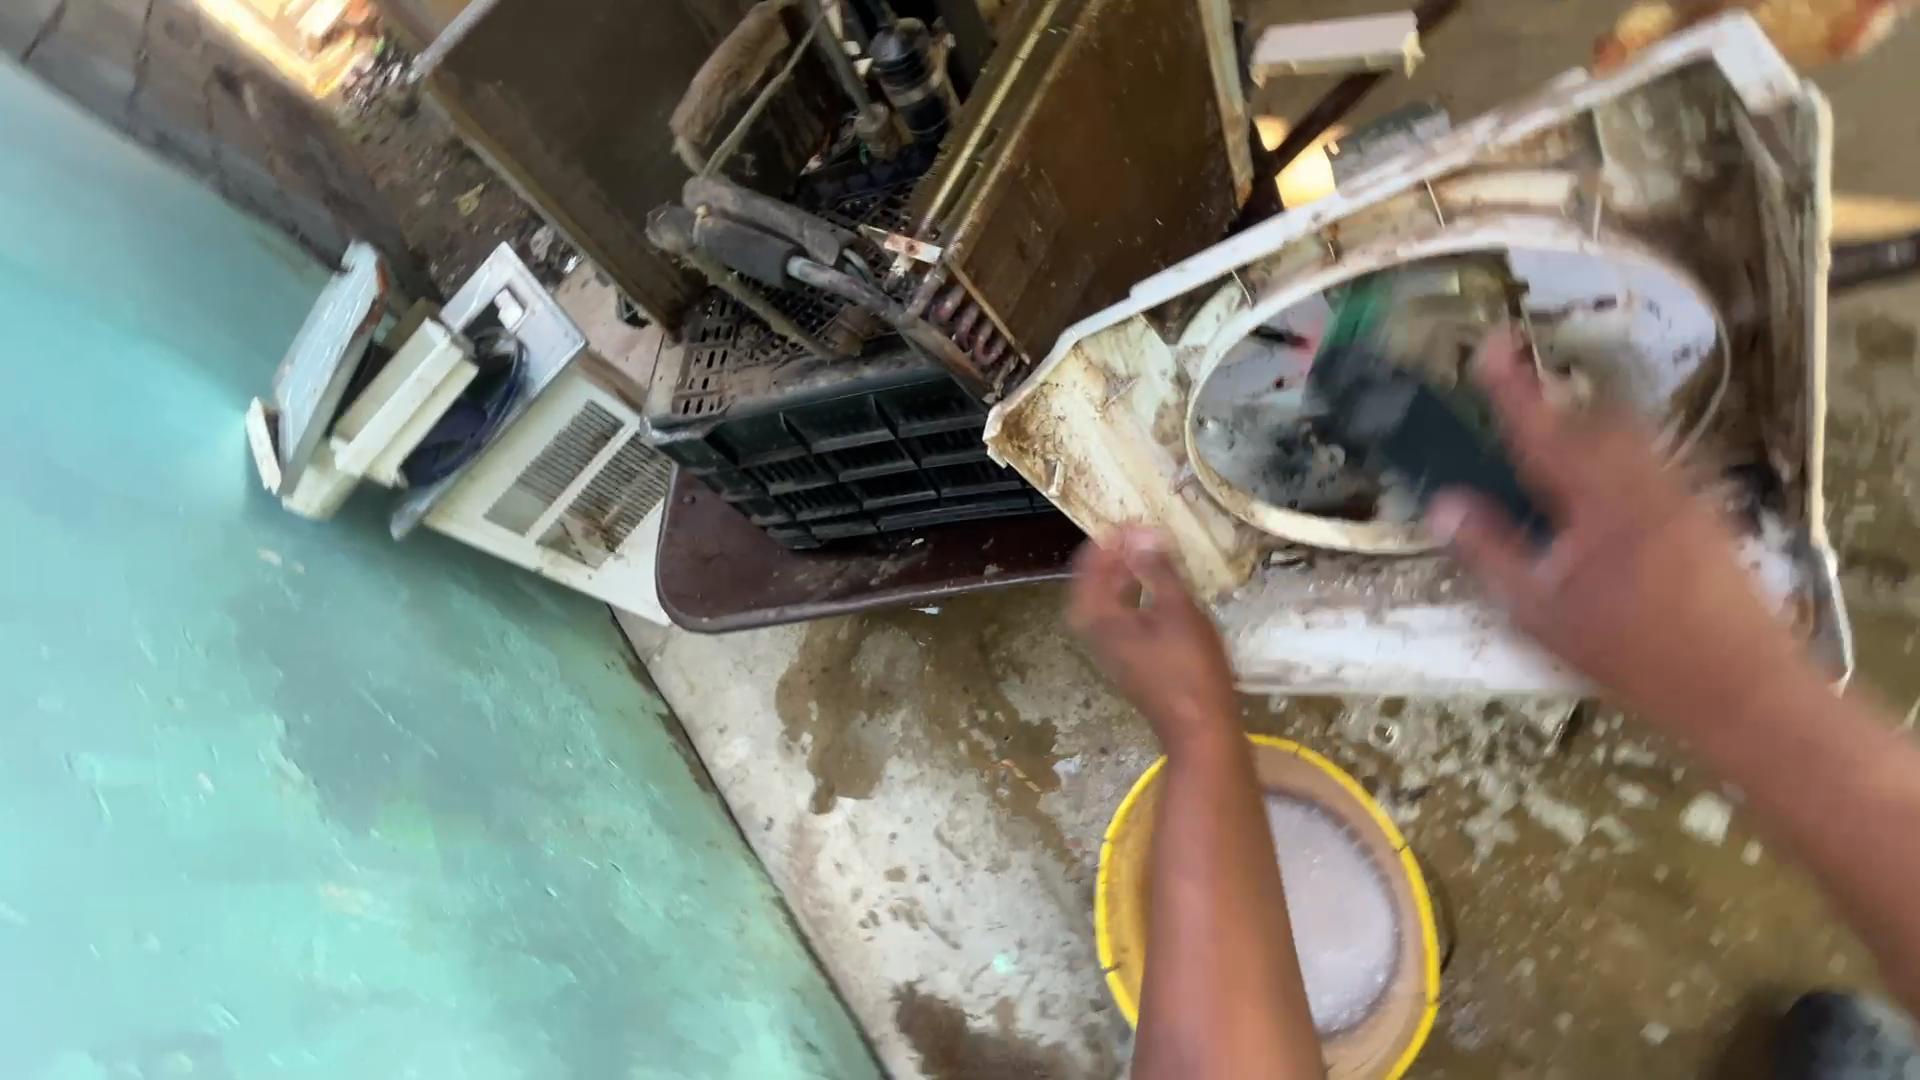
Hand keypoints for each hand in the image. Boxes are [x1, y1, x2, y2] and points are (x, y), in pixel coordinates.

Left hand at [1068, 527, 1240, 756]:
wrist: (1199, 728)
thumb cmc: (1189, 666)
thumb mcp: (1176, 608)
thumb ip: (1157, 568)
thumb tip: (1142, 533)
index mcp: (1097, 617)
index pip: (1089, 565)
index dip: (1108, 540)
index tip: (1132, 521)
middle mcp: (1094, 633)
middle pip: (1092, 583)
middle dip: (1113, 555)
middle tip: (1138, 534)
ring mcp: (1108, 650)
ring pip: (1105, 601)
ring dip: (1121, 575)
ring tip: (1146, 554)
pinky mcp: (1125, 660)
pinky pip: (1117, 617)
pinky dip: (1129, 596)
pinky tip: (1155, 592)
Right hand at [1428, 331, 1812, 720]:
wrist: (1740, 688)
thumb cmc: (1625, 649)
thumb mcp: (1535, 607)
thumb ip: (1488, 549)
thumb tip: (1443, 505)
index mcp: (1599, 502)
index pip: (1543, 431)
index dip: (1513, 387)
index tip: (1493, 345)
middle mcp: (1648, 484)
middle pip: (1597, 422)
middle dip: (1553, 408)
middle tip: (1513, 409)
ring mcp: (1685, 496)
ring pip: (1630, 440)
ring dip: (1585, 432)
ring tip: (1548, 453)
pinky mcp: (1706, 515)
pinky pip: (1652, 464)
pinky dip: (1614, 459)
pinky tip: (1597, 499)